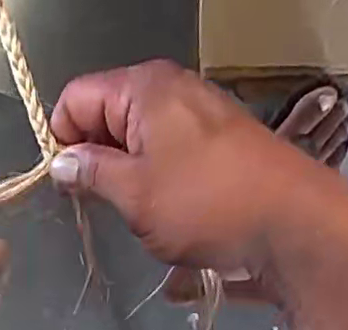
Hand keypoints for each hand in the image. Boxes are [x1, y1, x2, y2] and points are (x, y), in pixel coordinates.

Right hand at [48, 61, 337, 274]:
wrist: (287, 222)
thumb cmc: (204, 205)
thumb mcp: (135, 195)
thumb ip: (92, 174)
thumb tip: (60, 162)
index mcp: (144, 88)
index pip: (76, 99)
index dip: (61, 141)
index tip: (68, 186)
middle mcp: (171, 88)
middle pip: (106, 115)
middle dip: (94, 158)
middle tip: (102, 205)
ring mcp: (197, 112)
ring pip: (136, 138)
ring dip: (126, 175)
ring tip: (138, 212)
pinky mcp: (216, 140)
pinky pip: (166, 151)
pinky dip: (154, 177)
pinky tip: (167, 209)